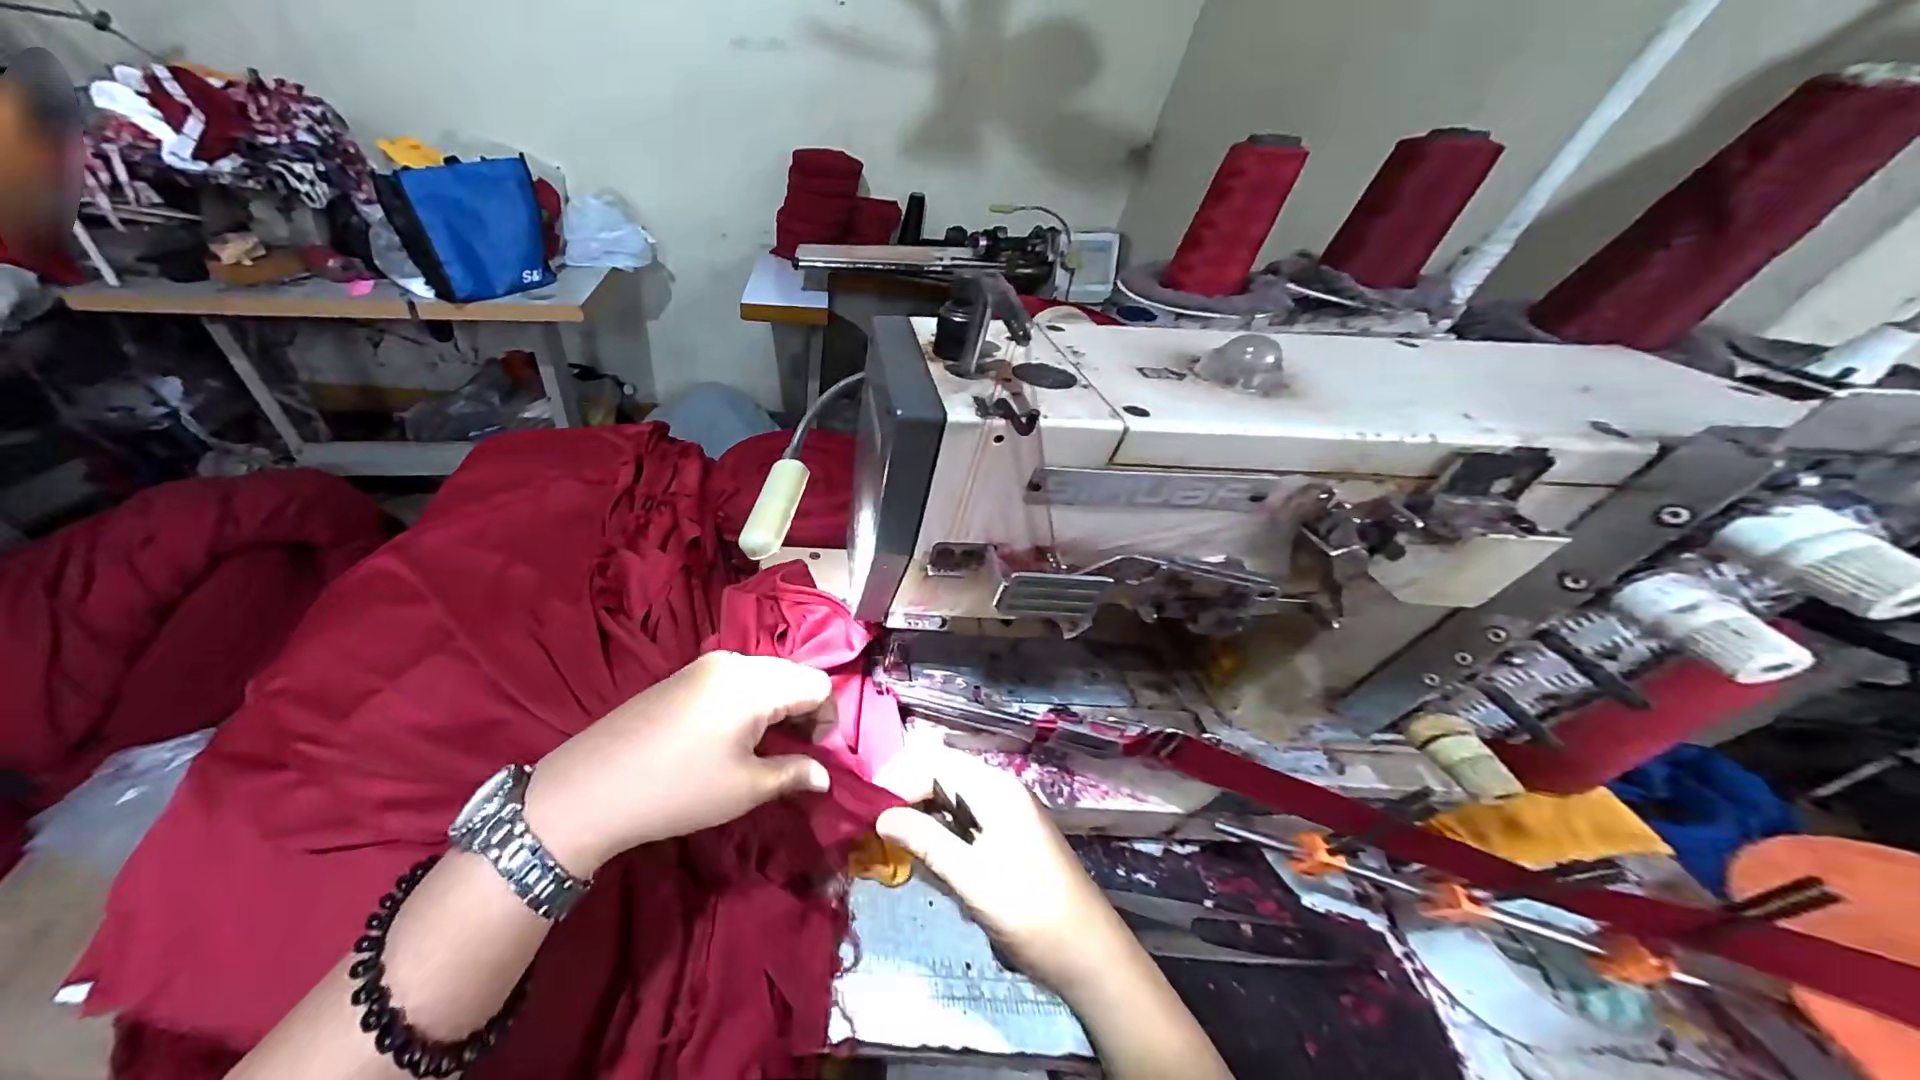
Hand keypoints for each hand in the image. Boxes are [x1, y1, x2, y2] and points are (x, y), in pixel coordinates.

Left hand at [523, 652, 833, 875]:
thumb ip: (794, 773)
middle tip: (796, 751)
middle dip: (805, 709)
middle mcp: (734, 662)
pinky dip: (750, 701)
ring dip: (778, 704)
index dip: (828, 718)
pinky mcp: (684, 676)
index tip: (817, 753)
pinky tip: (732, 735)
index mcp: (755, 682)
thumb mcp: (745, 788)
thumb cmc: (678, 790)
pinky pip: (736, 678)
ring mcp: (705, 665)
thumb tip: (824, 776)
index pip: (818, 684)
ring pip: (765, 675)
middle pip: (793, 674)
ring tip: (764, 745)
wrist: (587, 788)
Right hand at [875, 749, 1133, 993]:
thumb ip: (926, 842)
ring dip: (923, 814)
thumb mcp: (971, 877)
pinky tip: (929, 854)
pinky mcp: (1010, 834)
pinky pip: (967, 818)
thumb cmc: (1029, 910)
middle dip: (907, 796)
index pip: (933, 763)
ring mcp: (1008, 811)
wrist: (1088, 952)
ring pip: (953, 797)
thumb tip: (881, 816)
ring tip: (895, 842)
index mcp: (995, 787)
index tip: (867, 813)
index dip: (898, 782)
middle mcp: (1002, 788)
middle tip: (876, 829)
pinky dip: (942, 829)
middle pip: (943, 775)